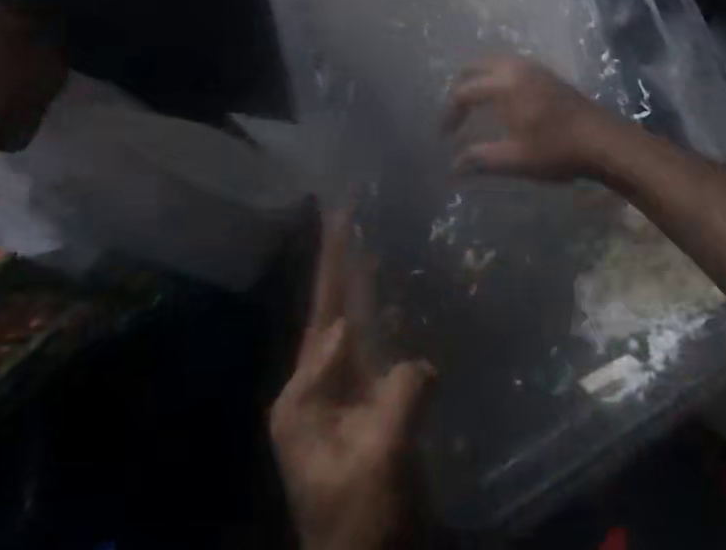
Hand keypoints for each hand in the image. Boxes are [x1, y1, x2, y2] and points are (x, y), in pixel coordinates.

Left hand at [0, 0, 66, 155]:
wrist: (27, 9)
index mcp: (3, 111)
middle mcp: (30, 110)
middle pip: (16, 141)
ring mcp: (47, 94)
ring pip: (31, 124)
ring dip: (11, 126)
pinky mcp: (57, 80)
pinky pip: (40, 105)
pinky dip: (23, 108)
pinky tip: (9, 96)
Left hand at [271, 213, 435, 549]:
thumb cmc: (364, 519)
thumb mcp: (382, 459)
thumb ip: (400, 398)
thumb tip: (420, 359)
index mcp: (304, 396)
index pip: (327, 313)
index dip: (337, 262)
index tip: (344, 214)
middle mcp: (310, 389)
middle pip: (329, 309)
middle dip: (338, 258)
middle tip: (346, 206)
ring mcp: (333, 399)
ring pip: (346, 323)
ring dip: (355, 280)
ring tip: (362, 235)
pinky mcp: (357, 408)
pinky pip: (367, 347)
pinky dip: (376, 314)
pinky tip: (388, 293)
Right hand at [443, 56, 625, 181]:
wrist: (603, 140)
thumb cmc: (557, 150)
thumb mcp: (514, 159)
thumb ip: (480, 159)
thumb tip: (453, 166)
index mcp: (504, 85)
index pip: (464, 92)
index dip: (450, 113)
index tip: (446, 136)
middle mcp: (516, 68)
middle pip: (476, 67)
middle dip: (461, 87)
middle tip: (455, 113)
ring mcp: (534, 68)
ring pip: (495, 62)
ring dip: (480, 78)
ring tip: (475, 105)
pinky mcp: (547, 74)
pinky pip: (512, 65)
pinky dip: (498, 76)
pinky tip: (503, 100)